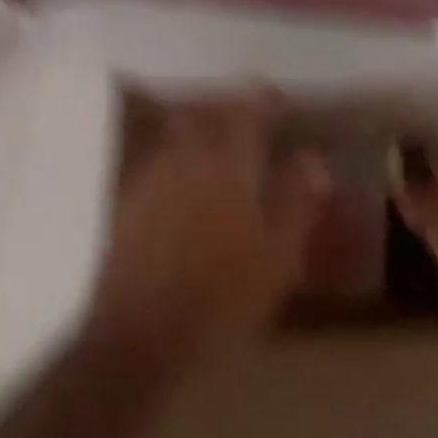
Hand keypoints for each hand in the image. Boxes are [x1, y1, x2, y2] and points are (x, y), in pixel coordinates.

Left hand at [93, 95, 329, 370]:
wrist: (140, 340)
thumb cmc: (223, 298)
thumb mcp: (278, 257)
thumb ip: (297, 202)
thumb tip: (312, 159)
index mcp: (227, 168)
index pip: (245, 113)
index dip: (262, 99)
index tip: (277, 98)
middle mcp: (184, 163)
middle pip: (201, 115)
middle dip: (225, 108)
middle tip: (246, 117)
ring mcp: (148, 183)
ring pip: (174, 138)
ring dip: (197, 131)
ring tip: (218, 147)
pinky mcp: (125, 208)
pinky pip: (155, 166)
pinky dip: (175, 162)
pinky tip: (185, 187)